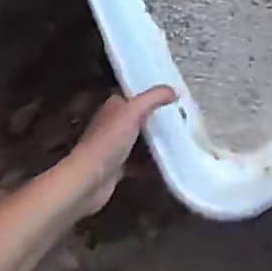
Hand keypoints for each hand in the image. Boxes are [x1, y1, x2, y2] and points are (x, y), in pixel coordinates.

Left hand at [62, 85, 177, 216]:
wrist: (89, 180)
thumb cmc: (109, 140)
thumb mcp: (134, 110)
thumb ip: (154, 97)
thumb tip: (175, 90)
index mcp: (113, 106)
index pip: (134, 95)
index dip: (152, 94)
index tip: (173, 96)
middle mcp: (113, 124)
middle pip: (140, 117)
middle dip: (158, 118)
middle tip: (182, 118)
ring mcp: (115, 146)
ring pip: (140, 140)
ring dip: (156, 141)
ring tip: (180, 138)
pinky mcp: (118, 167)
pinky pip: (139, 161)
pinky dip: (152, 162)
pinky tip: (169, 161)